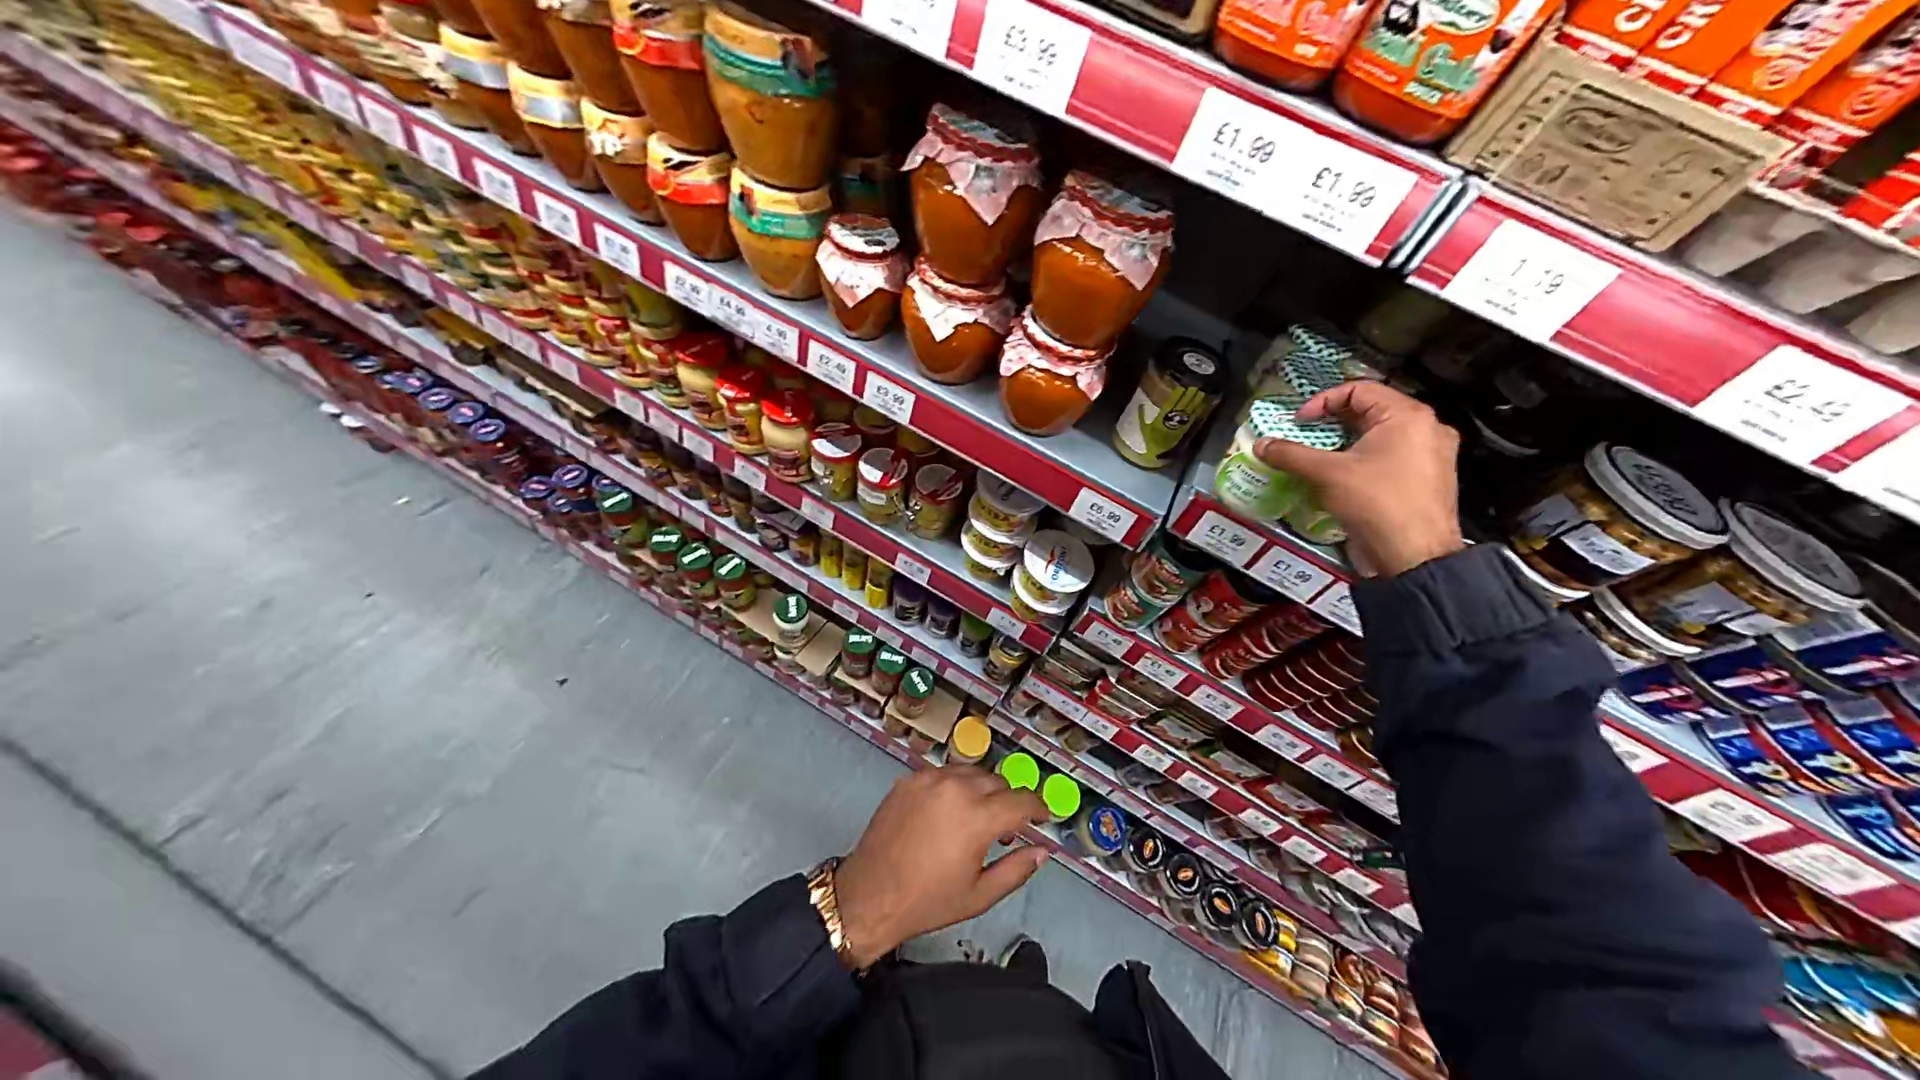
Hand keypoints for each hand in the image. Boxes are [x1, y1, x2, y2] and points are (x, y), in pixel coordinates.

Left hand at [832, 766, 1050, 968]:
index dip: (1038, 808)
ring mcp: (929, 780)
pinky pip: (944, 774)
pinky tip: (948, 813)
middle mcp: (955, 789)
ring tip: (974, 821)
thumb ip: (1017, 870)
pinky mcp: (909, 780)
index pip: (1022, 800)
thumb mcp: (980, 895)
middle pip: (998, 782)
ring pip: (971, 773)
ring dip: (981, 791)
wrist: (870, 894)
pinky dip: (954, 788)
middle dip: (1008, 802)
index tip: (1041, 816)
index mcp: (977, 818)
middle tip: (1004, 831)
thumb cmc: (926, 901)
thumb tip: (1041, 851)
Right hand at [1254, 381, 1463, 577]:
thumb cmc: (1375, 503)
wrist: (1414, 556)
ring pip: (1380, 436)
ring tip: (1320, 458)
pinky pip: (1391, 456)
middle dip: (1332, 422)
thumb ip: (1291, 454)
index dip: (1322, 401)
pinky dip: (1363, 459)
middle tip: (1305, 437)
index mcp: (1408, 416)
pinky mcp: (1429, 478)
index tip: (1299, 422)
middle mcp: (1427, 428)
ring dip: (1346, 442)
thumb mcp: (1326, 474)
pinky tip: (1344, 478)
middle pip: (1371, 411)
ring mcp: (1432, 454)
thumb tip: (1261, 444)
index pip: (1359, 389)